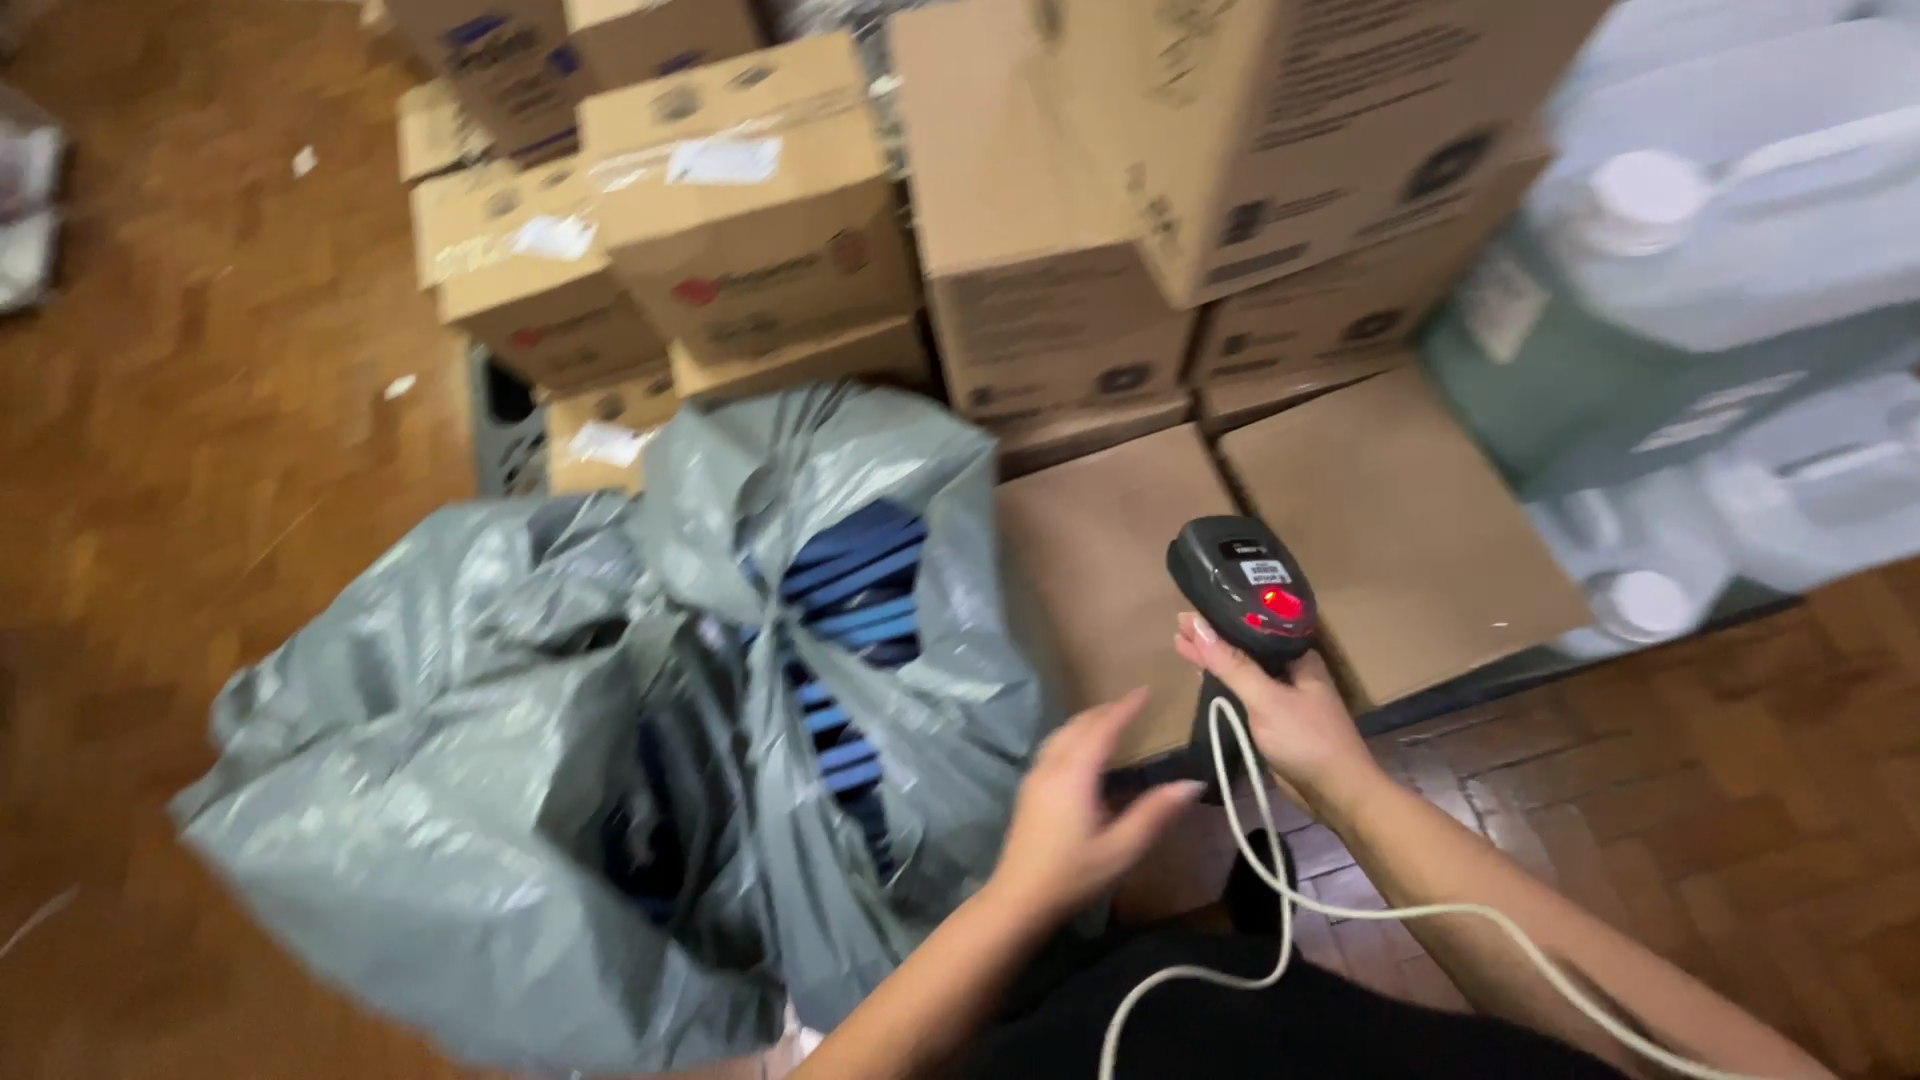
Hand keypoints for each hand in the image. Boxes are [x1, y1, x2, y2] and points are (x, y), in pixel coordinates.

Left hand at [985, 689, 1204, 924]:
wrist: (1020, 897)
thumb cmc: (1074, 874)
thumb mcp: (1122, 849)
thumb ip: (1155, 813)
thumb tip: (1191, 784)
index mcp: (1074, 775)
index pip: (1103, 728)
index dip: (1125, 708)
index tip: (1145, 690)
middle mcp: (1051, 767)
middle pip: (1078, 725)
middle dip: (1105, 710)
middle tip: (1131, 704)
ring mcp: (1035, 776)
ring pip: (1062, 734)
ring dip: (1087, 722)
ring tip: (1110, 721)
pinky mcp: (1029, 789)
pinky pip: (1053, 747)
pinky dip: (1073, 736)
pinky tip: (1084, 752)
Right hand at [1174, 612, 1387, 813]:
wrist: (1336, 794)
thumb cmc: (1306, 739)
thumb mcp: (1266, 699)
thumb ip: (1232, 665)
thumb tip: (1199, 627)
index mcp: (1298, 657)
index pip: (1255, 626)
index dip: (1223, 617)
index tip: (1190, 610)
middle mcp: (1291, 670)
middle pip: (1246, 646)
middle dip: (1214, 637)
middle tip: (1179, 625)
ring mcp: (1282, 695)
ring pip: (1243, 669)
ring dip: (1215, 658)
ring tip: (1182, 643)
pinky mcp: (1273, 718)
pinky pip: (1243, 691)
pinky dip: (1222, 680)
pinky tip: (1203, 673)